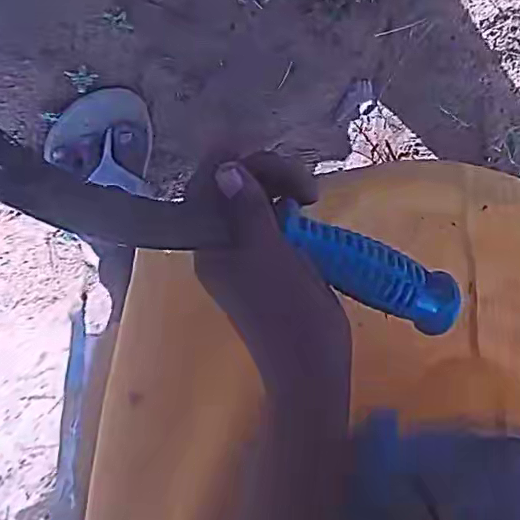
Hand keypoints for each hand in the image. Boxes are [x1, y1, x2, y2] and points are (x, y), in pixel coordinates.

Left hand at [189, 152, 351, 416]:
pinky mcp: (267, 257)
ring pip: (252, 199)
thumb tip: (226, 167)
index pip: (207, 186)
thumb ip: (246, 209)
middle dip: (264, 173)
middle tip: (306, 185)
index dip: (231, 163)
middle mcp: (220, 244)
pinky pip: (268, 216)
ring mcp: (244, 251)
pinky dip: (285, 204)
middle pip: (230, 188)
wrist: (312, 366)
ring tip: (310, 196)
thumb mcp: (268, 254)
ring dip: (278, 185)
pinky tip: (304, 207)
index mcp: (209, 244)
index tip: (267, 153)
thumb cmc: (289, 311)